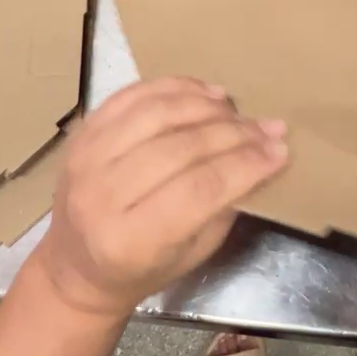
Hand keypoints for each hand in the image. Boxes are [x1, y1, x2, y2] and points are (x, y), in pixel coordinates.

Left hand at [32, 77, 289, 318]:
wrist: (76, 266)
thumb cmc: (143, 268)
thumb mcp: (194, 252)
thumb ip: (225, 203)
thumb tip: (266, 152)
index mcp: (130, 240)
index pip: (199, 189)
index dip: (245, 165)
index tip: (280, 150)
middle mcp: (101, 197)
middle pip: (181, 148)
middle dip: (235, 134)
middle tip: (269, 127)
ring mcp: (85, 160)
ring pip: (156, 114)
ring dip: (205, 106)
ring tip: (235, 108)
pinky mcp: (81, 135)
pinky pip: (131, 96)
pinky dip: (173, 87)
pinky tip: (205, 92)